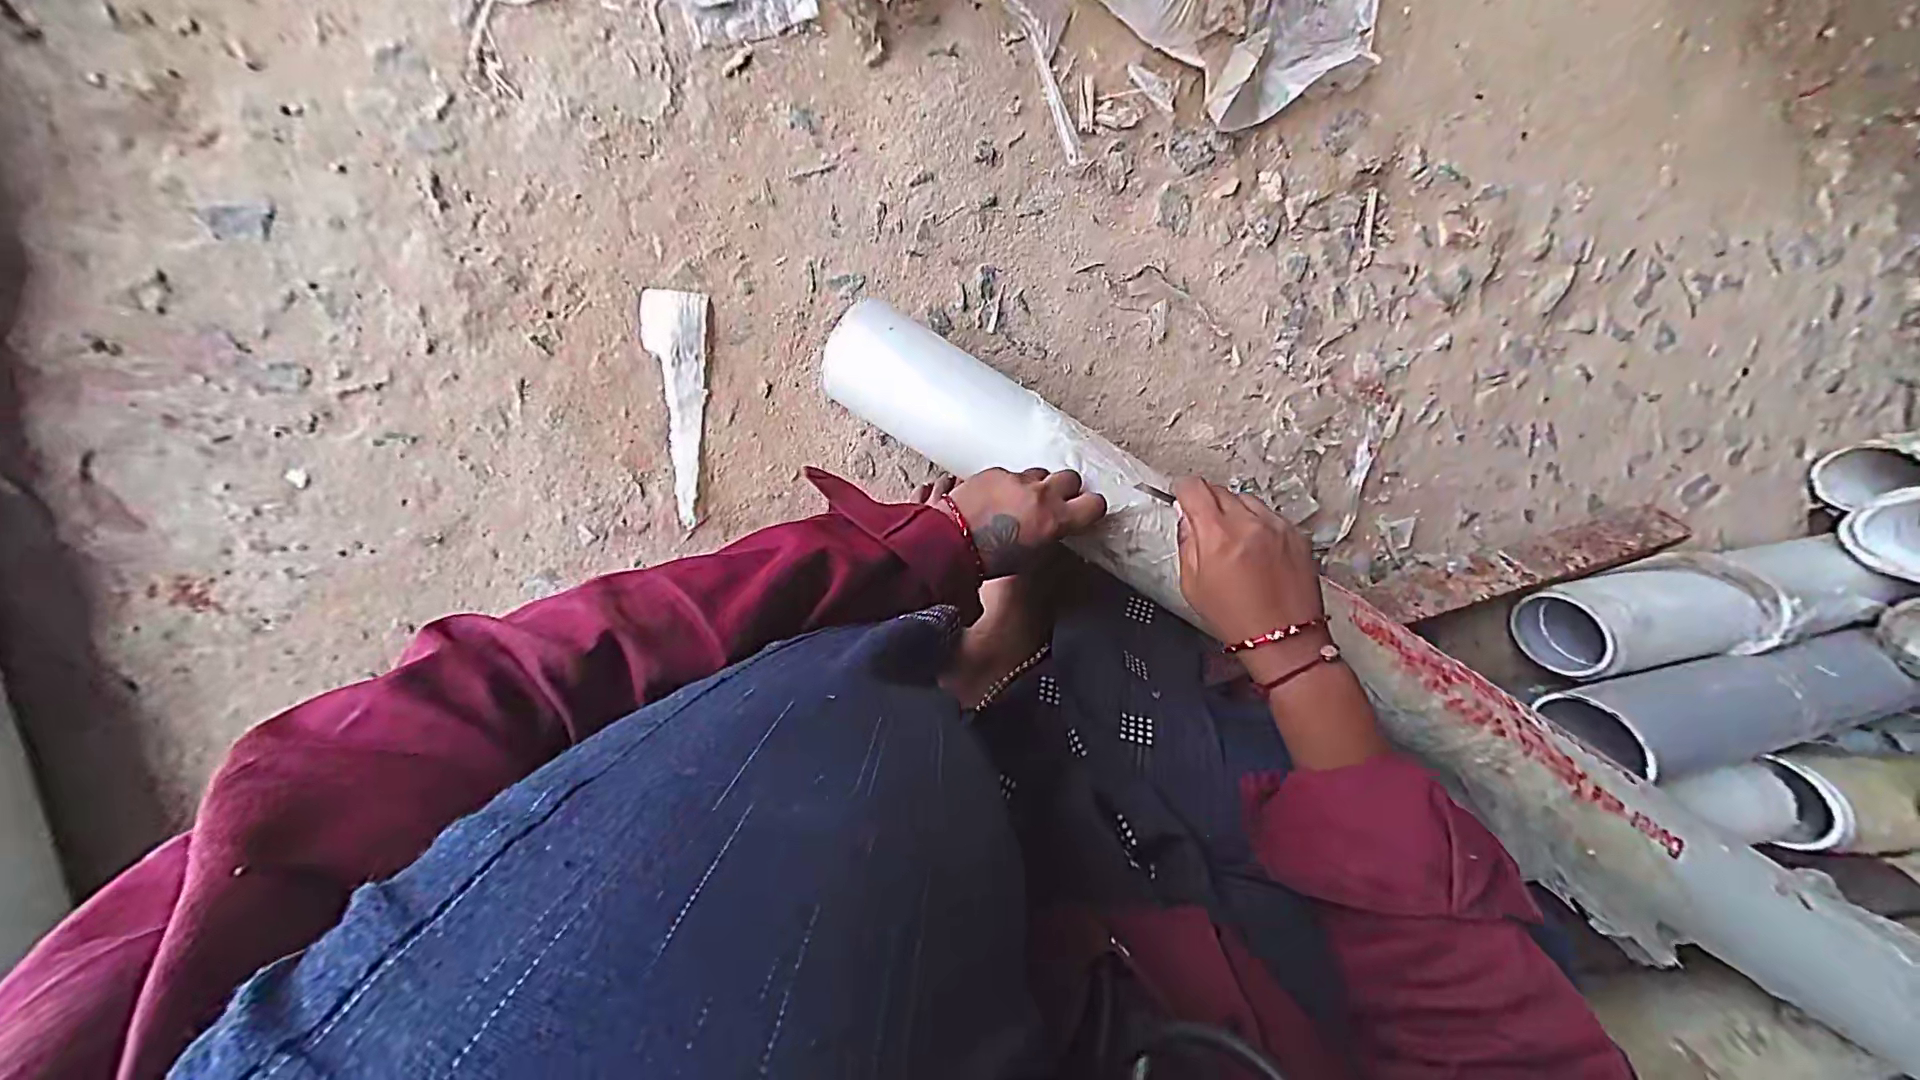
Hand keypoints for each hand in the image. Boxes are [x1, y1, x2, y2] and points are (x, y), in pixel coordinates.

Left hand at [945, 467, 1106, 576]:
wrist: (951, 540)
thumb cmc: (989, 558)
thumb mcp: (1033, 557)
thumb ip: (1052, 535)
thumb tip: (1057, 528)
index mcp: (1056, 519)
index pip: (1095, 503)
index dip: (1091, 508)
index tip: (1085, 511)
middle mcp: (1041, 494)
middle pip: (1071, 478)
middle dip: (1067, 489)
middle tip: (1055, 502)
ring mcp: (1018, 479)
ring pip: (1040, 473)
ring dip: (1036, 485)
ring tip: (1021, 501)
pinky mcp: (996, 471)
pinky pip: (1011, 474)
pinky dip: (1009, 485)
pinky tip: (997, 500)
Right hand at [1173, 476, 1325, 650]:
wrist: (1283, 638)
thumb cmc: (1236, 618)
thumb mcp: (1191, 584)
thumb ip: (1186, 543)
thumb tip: (1187, 518)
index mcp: (1218, 536)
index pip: (1194, 488)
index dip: (1183, 490)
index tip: (1181, 496)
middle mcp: (1249, 524)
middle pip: (1219, 490)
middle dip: (1207, 503)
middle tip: (1205, 526)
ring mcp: (1276, 527)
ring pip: (1245, 499)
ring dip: (1233, 512)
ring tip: (1232, 541)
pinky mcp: (1295, 534)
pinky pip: (1268, 515)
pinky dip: (1257, 524)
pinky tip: (1254, 549)